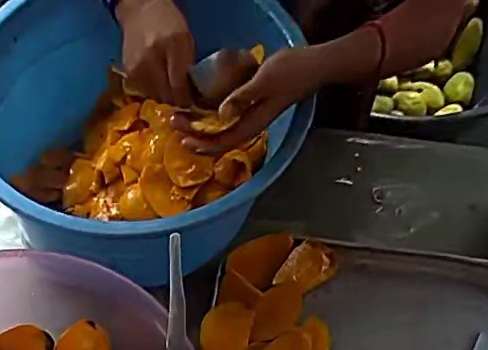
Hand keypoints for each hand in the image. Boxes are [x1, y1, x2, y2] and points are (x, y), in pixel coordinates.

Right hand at [115, 0, 194, 107]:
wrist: (140, 11)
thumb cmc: (168, 23)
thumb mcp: (185, 39)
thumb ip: (188, 66)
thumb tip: (188, 94)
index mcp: (172, 45)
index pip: (178, 86)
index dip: (185, 99)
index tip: (188, 102)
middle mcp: (152, 59)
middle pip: (165, 96)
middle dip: (174, 99)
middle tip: (179, 97)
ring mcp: (138, 69)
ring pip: (154, 97)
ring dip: (163, 96)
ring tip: (167, 88)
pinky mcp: (130, 74)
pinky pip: (145, 92)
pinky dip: (152, 90)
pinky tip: (156, 81)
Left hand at [175, 45, 324, 153]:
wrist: (314, 66)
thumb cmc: (292, 71)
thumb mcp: (264, 81)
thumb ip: (242, 97)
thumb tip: (221, 114)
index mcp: (250, 126)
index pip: (219, 144)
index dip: (199, 144)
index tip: (182, 137)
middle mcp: (247, 127)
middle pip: (215, 141)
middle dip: (193, 135)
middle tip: (173, 122)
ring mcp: (248, 119)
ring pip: (218, 132)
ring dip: (198, 127)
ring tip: (181, 119)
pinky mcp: (249, 108)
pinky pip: (224, 120)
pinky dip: (209, 118)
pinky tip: (198, 111)